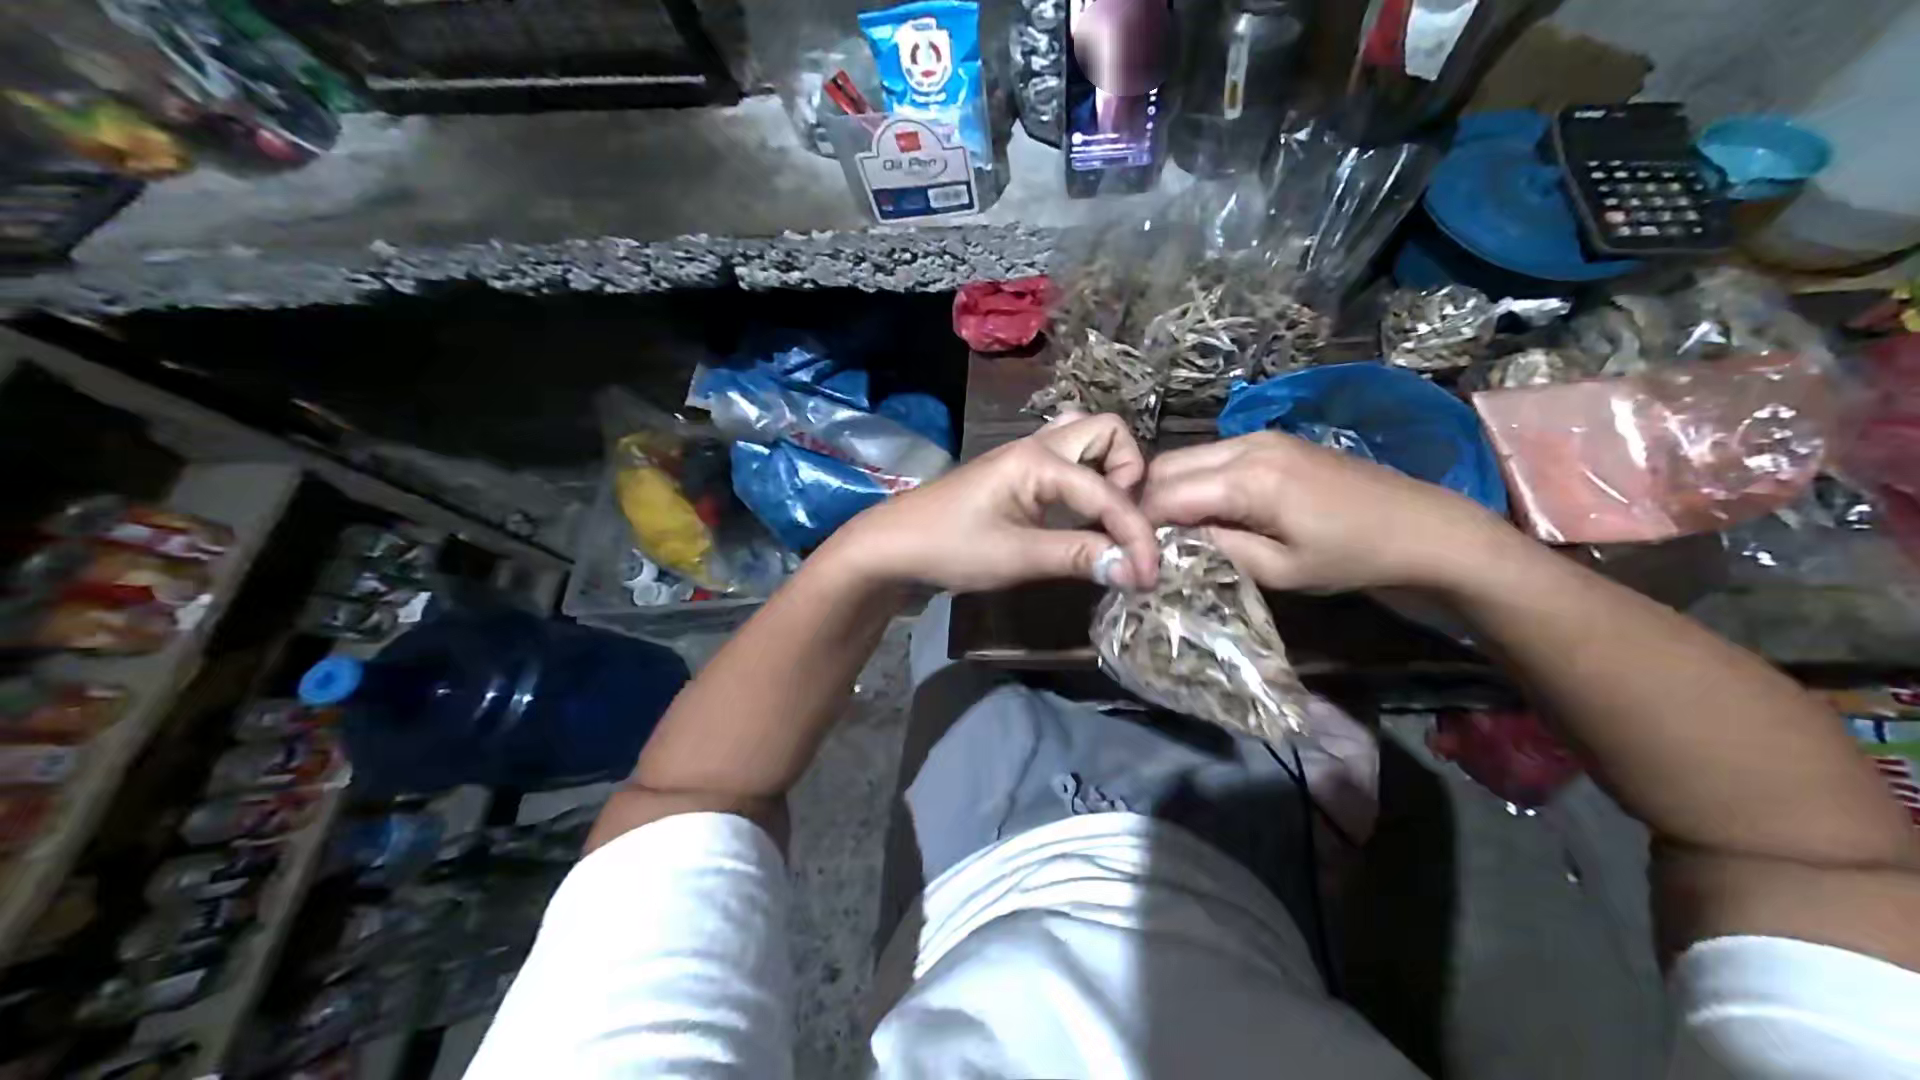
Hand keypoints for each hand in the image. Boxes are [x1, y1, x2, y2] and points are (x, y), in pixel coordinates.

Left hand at [824, 412, 1160, 592]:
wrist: (893, 545)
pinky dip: (1087, 480)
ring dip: (1108, 471)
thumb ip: (1080, 557)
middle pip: (1107, 432)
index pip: (1108, 492)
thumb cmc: (950, 547)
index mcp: (1039, 460)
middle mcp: (1038, 446)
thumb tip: (1136, 570)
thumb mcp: (1018, 557)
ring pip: (1086, 440)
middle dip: (1129, 473)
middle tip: (1121, 522)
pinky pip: (1068, 461)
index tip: (1149, 575)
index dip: (1136, 535)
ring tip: (1107, 517)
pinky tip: (1081, 516)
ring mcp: (1026, 457)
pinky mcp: (1018, 475)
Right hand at [1139, 431, 1523, 592]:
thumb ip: (1217, 550)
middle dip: (1147, 502)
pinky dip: (1196, 481)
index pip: (1165, 493)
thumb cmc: (1352, 557)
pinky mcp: (1272, 440)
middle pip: (1167, 465)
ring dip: (1170, 490)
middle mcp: (1247, 445)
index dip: (1140, 523)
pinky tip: (1205, 510)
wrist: (1423, 527)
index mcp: (1248, 479)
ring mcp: (1260, 437)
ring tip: (1173, 529)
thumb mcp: (1280, 570)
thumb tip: (1170, 542)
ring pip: (1186, 457)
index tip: (1132, 553)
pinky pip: (1212, 455)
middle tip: (1147, 542)